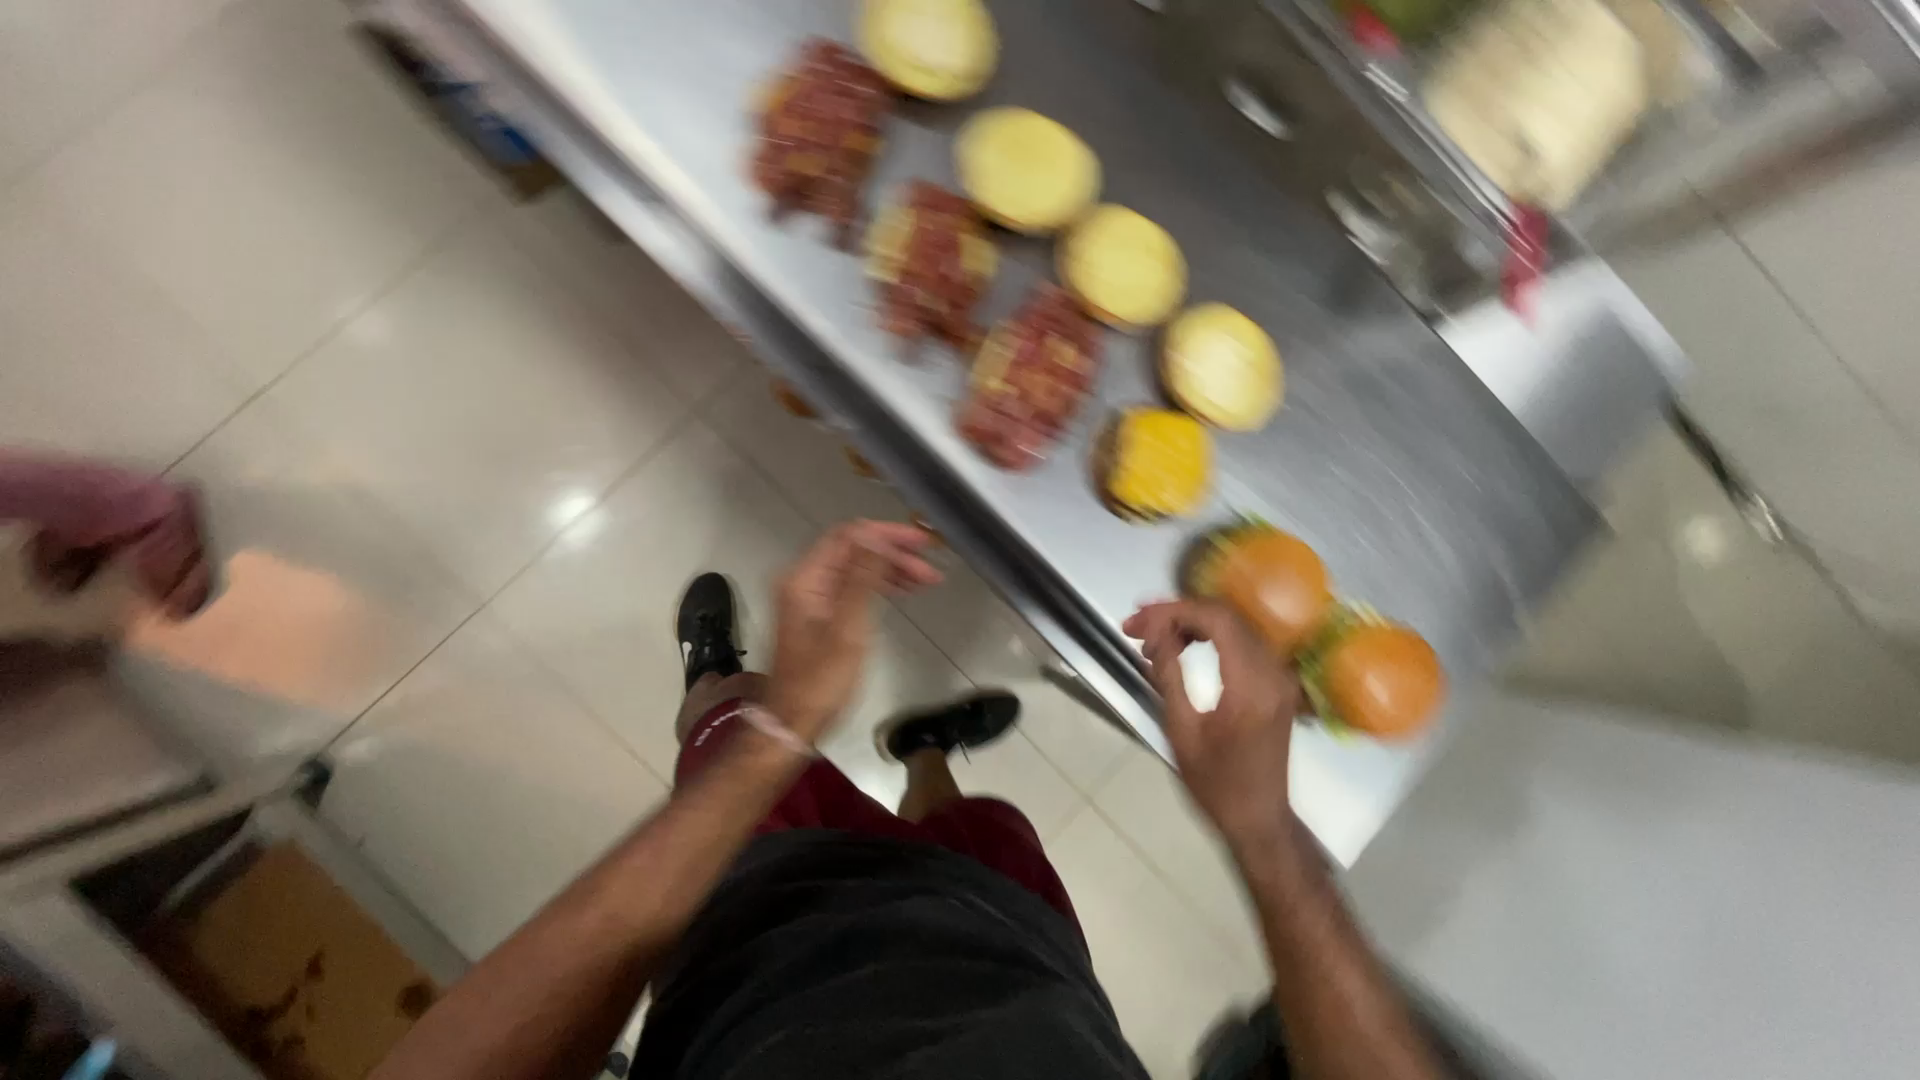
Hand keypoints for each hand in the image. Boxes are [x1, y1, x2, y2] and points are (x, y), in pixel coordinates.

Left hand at [766, 520, 942, 739]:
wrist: (792, 724)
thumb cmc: (821, 682)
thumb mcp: (847, 630)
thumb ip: (862, 579)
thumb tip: (877, 538)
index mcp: (804, 578)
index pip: (850, 536)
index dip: (887, 535)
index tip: (922, 544)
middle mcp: (803, 580)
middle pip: (853, 549)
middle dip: (893, 553)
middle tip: (930, 568)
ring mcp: (809, 596)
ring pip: (855, 567)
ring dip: (889, 569)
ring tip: (926, 580)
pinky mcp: (818, 613)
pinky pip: (851, 585)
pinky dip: (877, 585)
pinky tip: (902, 591)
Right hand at [1122, 599, 1304, 854]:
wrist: (1258, 818)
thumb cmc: (1215, 784)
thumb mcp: (1181, 730)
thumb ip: (1168, 675)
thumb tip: (1154, 634)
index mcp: (1250, 686)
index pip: (1216, 621)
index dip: (1172, 612)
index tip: (1137, 622)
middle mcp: (1273, 673)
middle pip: (1225, 616)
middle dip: (1176, 614)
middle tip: (1136, 627)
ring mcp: (1280, 676)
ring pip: (1234, 624)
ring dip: (1192, 622)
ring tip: (1152, 637)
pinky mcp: (1278, 681)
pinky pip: (1243, 641)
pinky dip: (1210, 635)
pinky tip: (1182, 645)